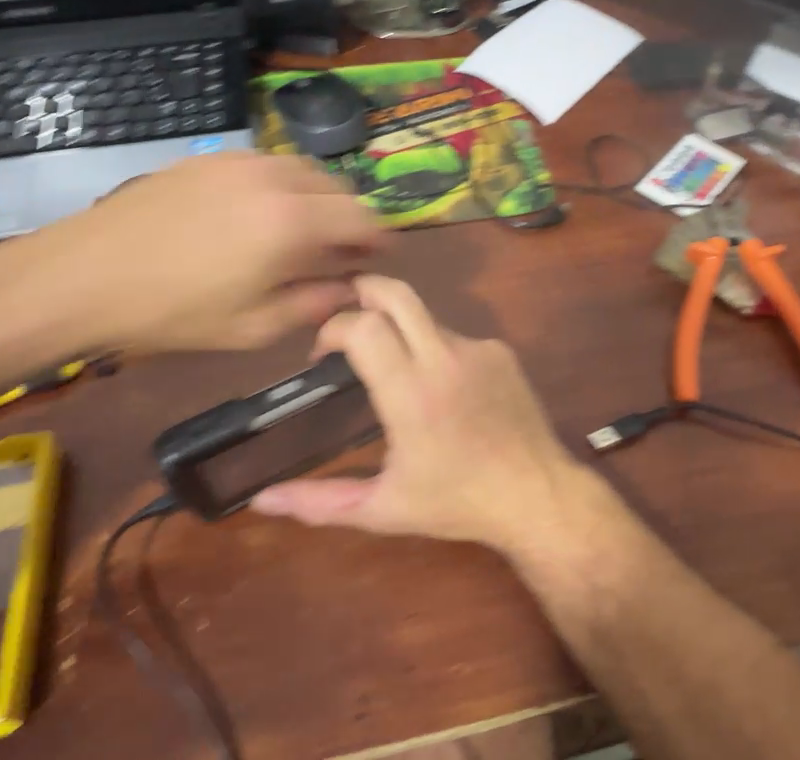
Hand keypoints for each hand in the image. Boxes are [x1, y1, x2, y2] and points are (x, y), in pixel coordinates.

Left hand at [0, 152, 386, 353]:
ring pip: (306, 171)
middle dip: (352, 219)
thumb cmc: (172, 313)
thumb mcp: (254, 327)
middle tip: (342, 252)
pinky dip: (284, 186)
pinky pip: (269, 164)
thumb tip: (354, 288)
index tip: (378, 258)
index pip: (363, 218)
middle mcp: (276, 179)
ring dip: (320, 199)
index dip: (380, 238)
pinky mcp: (210, 158)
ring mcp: (240, 162)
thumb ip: (317, 304)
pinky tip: (261, 216)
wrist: (83, 277)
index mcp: (293, 223)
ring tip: (304, 234)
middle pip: (340, 188)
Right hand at [249, 276, 604, 555]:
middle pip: (396, 293)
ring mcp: (478, 350)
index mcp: (410, 392)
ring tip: (394, 370)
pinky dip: (437, 351)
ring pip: (426, 317)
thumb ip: (320, 502)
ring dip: (400, 330)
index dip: (333, 328)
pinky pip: (457, 338)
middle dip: (362, 290)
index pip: (362, 326)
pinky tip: (441, 390)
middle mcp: (444, 358)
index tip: (321, 354)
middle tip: (344, 313)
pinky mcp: (503, 352)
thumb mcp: (384, 509)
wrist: (536, 494)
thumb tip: (262, 500)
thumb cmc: (457, 503)